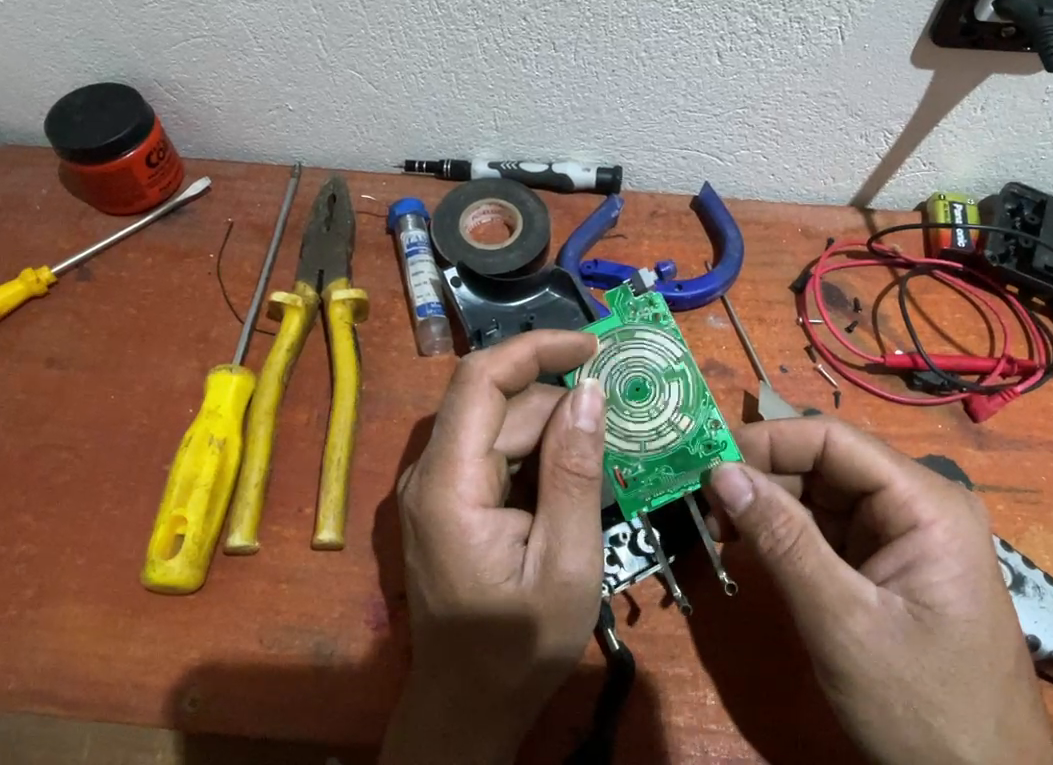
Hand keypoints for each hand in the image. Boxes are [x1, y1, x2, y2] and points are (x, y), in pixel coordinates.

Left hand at [381, 331, 604, 764]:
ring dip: (554, 428)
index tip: (593, 346)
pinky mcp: (448, 499)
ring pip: (499, 424)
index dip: (535, 348)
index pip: (480, 380)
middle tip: (621, 423)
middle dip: (560, 401)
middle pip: (496, 402)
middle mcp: (430, 472)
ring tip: (606, 458)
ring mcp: (435, 485)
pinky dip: (538, 453)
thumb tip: (589, 392)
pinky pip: (495, 452)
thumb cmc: (518, 648)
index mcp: (449, 484)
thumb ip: (575, 473)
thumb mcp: (566, 565)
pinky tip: (575, 477)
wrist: (467, 707)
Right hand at [706, 418, 1052, 764]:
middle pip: (824, 465)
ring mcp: (904, 537)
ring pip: (820, 497)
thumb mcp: (843, 623)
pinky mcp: (887, 567)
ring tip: (712, 527)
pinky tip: (746, 547)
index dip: (766, 442)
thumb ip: (782, 541)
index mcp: (925, 503)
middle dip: (761, 478)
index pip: (833, 441)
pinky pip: (827, 532)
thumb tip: (720, 472)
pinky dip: (784, 537)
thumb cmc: (922, 706)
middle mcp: (917, 505)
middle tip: (699, 503)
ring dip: (766, 507)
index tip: (705, 463)